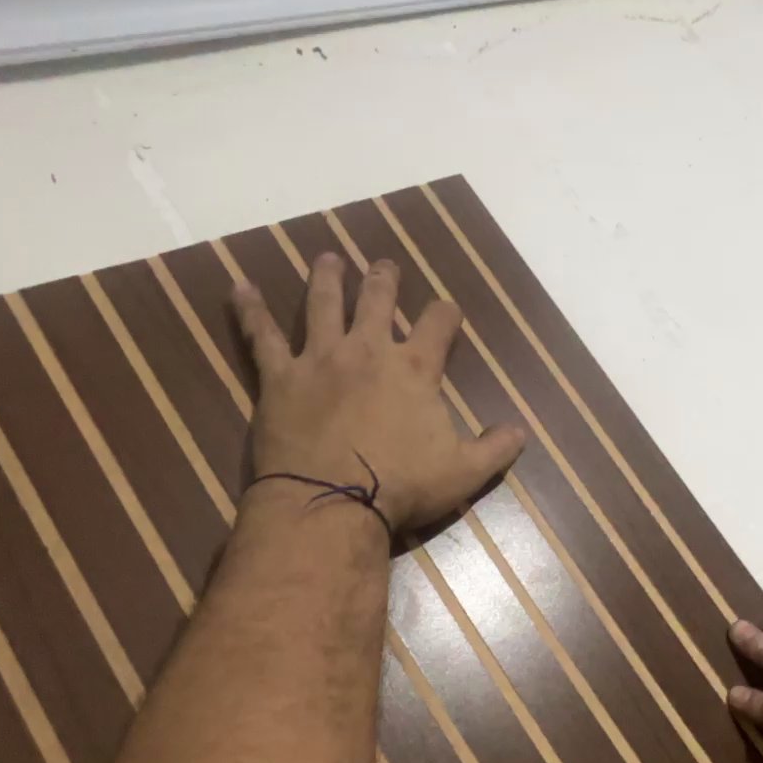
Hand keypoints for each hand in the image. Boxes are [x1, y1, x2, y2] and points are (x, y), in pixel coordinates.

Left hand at [233, 253, 525, 531]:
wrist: (332, 502)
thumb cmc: (402, 486)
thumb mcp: (464, 473)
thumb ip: (496, 449)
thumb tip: (522, 431)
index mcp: (414, 369)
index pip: (438, 325)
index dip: (446, 313)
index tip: (448, 310)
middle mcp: (367, 350)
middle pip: (377, 300)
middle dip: (384, 280)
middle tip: (384, 265)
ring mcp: (320, 359)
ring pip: (322, 305)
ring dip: (327, 279)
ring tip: (327, 260)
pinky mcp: (280, 378)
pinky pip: (262, 336)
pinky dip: (250, 311)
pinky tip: (239, 288)